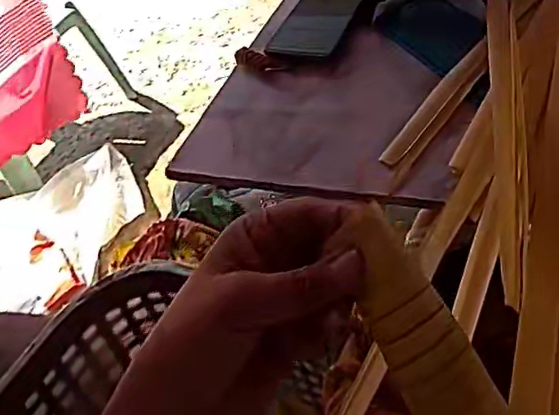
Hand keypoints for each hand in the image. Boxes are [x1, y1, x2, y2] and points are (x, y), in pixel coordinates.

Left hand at [105, 198, 364, 414]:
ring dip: (344, 295)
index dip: (342, 217)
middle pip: (332, 242)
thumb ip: (299, 283)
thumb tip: (358, 260)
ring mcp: (291, 295)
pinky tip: (322, 337)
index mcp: (258, 235)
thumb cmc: (186, 347)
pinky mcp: (300, 331)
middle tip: (367, 276)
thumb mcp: (237, 305)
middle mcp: (280, 257)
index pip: (311, 211)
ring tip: (336, 316)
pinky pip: (333, 315)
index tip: (373, 233)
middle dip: (350, 259)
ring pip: (338, 279)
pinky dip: (334, 323)